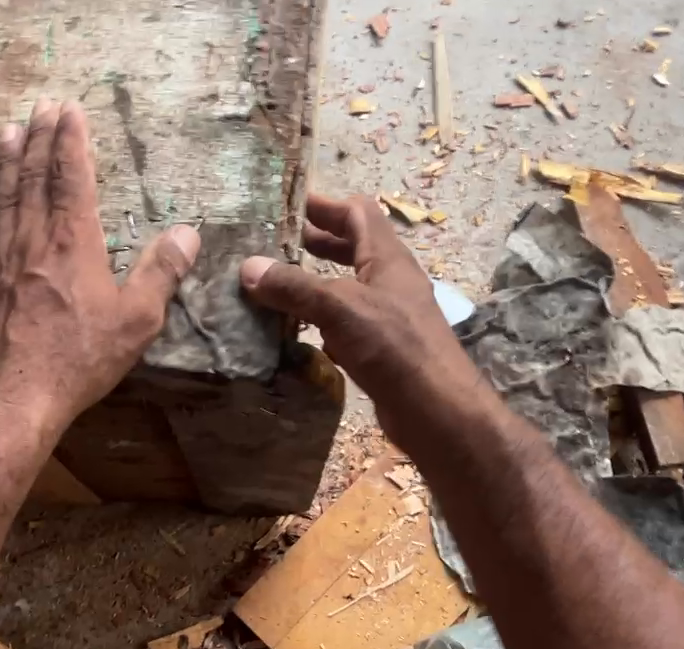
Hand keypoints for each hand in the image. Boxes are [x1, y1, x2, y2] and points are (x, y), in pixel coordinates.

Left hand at [0, 99, 200, 433]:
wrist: (21, 394)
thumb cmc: (83, 358)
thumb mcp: (138, 320)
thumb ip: (161, 273)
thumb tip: (187, 233)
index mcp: (74, 242)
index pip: (72, 177)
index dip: (72, 141)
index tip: (70, 109)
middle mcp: (32, 239)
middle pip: (34, 178)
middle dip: (39, 139)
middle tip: (41, 106)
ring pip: (2, 199)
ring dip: (5, 163)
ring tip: (7, 131)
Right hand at [238, 194, 470, 394]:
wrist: (434, 407)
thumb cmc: (393, 346)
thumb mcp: (339, 307)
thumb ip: (294, 287)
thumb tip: (249, 268)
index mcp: (386, 258)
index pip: (357, 212)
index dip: (324, 204)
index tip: (286, 206)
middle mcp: (390, 282)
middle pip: (353, 248)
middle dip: (316, 243)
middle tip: (275, 245)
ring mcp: (388, 317)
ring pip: (348, 289)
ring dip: (316, 285)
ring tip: (279, 288)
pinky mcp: (382, 350)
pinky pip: (347, 325)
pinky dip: (323, 323)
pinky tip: (300, 333)